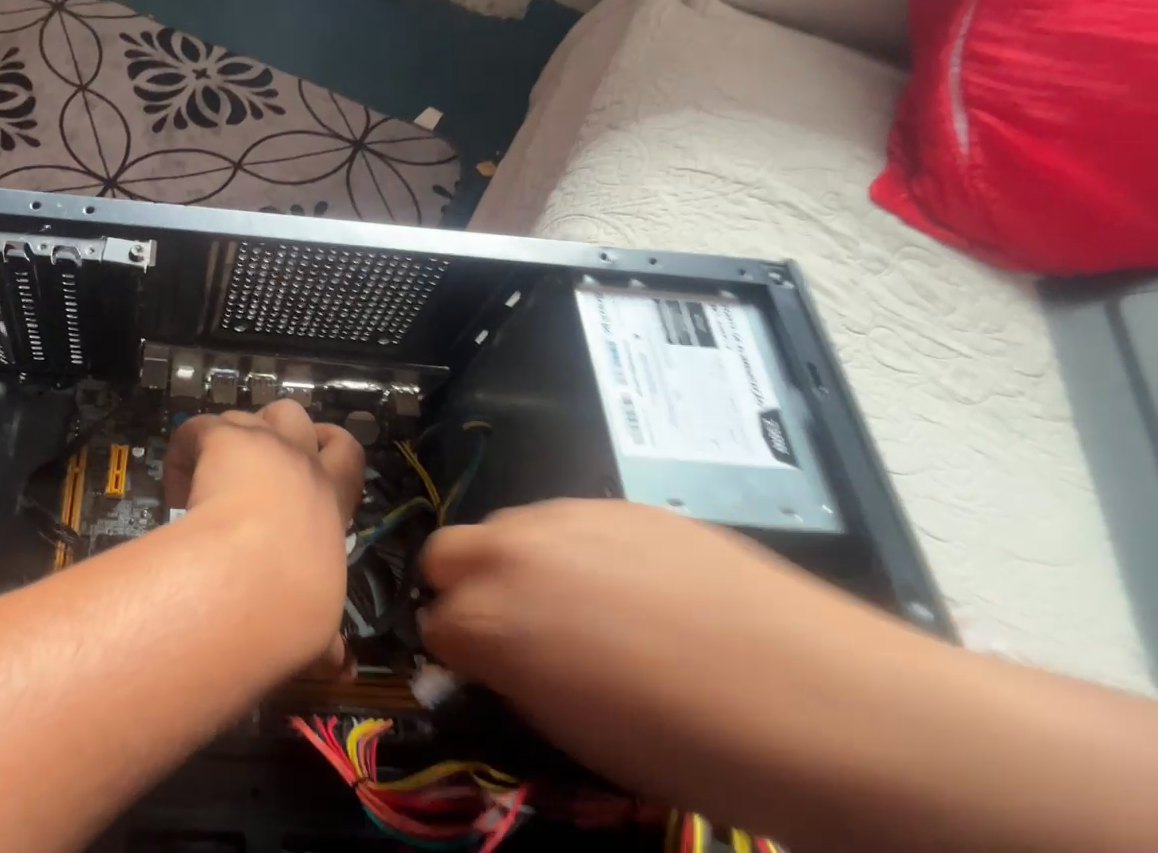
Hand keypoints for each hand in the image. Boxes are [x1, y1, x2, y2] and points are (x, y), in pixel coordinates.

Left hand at [163, 400, 364, 671]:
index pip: (349, 454)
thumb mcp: (321, 627)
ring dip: (230, 434)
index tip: (307, 468)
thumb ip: (330, 645)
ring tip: (208, 472)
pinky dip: (184, 450)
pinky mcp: (220, 437)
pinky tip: (172, 486)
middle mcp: (300, 462)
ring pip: (248, 412)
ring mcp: (260, 444)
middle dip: (276, 426)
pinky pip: (197, 428)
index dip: (331, 449)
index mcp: (331, 500)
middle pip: (295, 413)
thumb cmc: (298, 601)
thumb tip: (341, 669)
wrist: (258, 576)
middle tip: (252, 458)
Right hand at [418, 499, 939, 814]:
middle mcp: (512, 552)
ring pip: (506, 527)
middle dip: (463, 590)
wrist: (818, 701)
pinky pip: (569, 520)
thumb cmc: (685, 746)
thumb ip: (510, 681)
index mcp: (488, 619)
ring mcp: (569, 517)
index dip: (456, 654)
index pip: (431, 625)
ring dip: (517, 563)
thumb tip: (495, 663)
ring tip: (578, 605)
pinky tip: (631, 585)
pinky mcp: (624, 504)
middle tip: (511, 630)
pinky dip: (574, 548)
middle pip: (445, 554)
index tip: (483, 673)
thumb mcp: (567, 733)